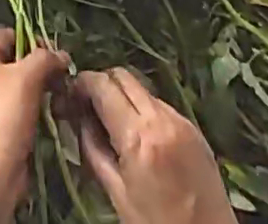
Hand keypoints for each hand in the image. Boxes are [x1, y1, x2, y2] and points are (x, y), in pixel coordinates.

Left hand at [0, 30, 67, 223]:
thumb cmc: (4, 112)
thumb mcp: (26, 77)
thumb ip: (44, 59)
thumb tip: (61, 54)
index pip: (6, 34)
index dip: (31, 39)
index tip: (56, 54)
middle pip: (13, 60)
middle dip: (40, 67)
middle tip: (63, 78)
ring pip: (17, 85)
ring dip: (41, 89)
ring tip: (62, 97)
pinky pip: (17, 106)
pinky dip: (35, 107)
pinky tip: (52, 115)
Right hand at [74, 69, 237, 223]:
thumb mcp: (115, 191)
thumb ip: (92, 147)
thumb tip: (77, 116)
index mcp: (139, 137)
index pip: (101, 85)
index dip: (81, 83)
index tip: (71, 95)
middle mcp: (162, 120)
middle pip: (122, 76)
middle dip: (101, 83)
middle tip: (90, 104)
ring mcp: (183, 123)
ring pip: (141, 88)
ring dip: (123, 95)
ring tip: (115, 121)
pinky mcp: (196, 131)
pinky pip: (160, 105)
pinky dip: (143, 109)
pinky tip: (140, 134)